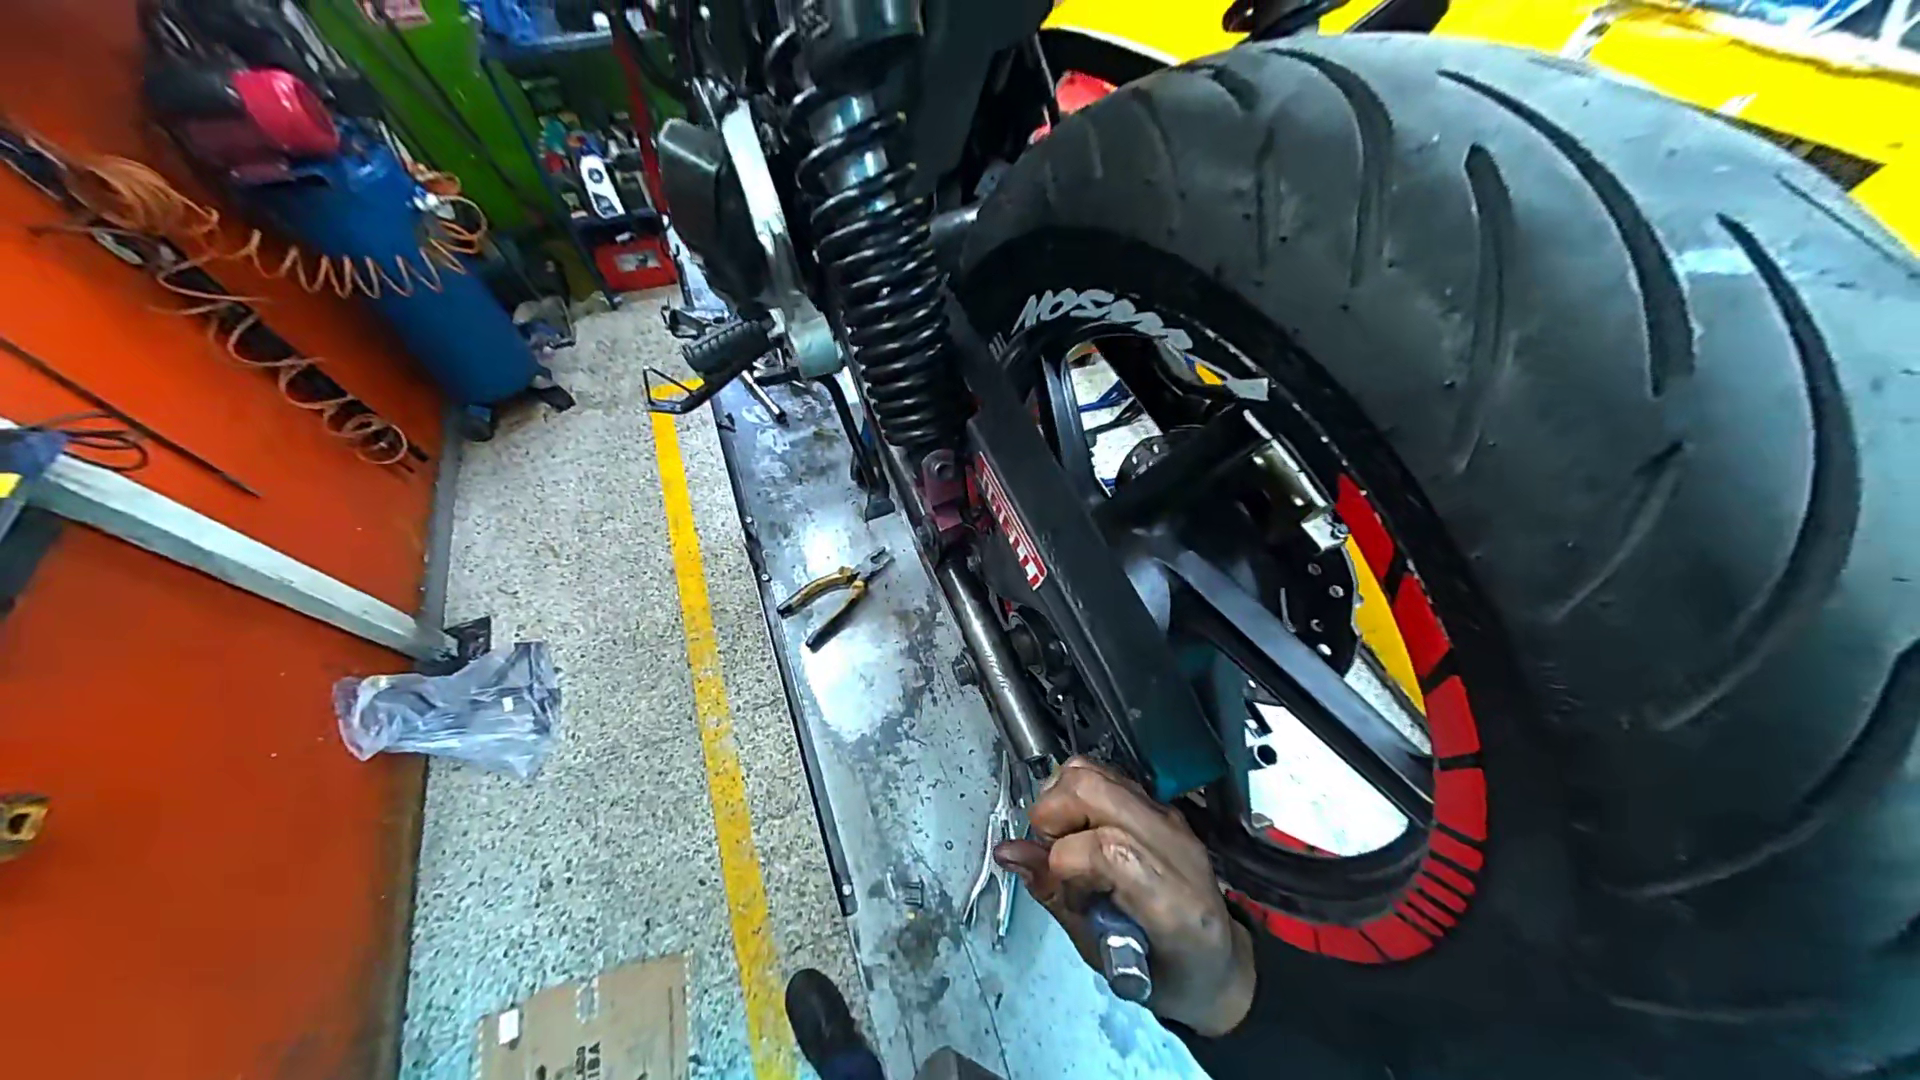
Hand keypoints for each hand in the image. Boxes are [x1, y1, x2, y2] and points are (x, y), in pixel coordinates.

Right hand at [993, 757, 1256, 1035]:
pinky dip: (1075, 792)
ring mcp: (1168, 817)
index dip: (1065, 860)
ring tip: (1062, 836)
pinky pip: (1105, 774)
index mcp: (1173, 902)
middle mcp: (1175, 846)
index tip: (1064, 888)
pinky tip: (1078, 826)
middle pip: (1094, 790)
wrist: (1219, 962)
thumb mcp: (1106, 957)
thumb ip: (1055, 896)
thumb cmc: (1168, 974)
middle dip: (1051, 813)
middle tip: (1050, 850)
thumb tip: (1008, 852)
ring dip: (1060, 797)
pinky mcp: (1159, 804)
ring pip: (1095, 772)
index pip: (1108, 848)